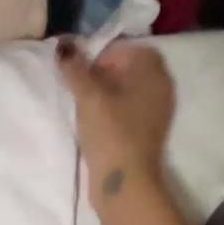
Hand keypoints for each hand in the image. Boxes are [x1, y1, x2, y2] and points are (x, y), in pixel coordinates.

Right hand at [57, 39, 175, 207]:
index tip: (79, 74)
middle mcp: (161, 85)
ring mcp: (157, 110)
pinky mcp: (148, 130)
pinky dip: (113, 111)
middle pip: (126, 69)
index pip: (124, 48)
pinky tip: (96, 125)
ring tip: (84, 109)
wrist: (126, 180)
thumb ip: (74, 68)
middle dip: (101, 75)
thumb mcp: (88, 96)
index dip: (98, 56)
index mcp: (152, 69)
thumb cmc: (110, 131)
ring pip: (127, 90)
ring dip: (105, 95)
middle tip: (79, 91)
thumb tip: (62, 44)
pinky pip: (129, 109)